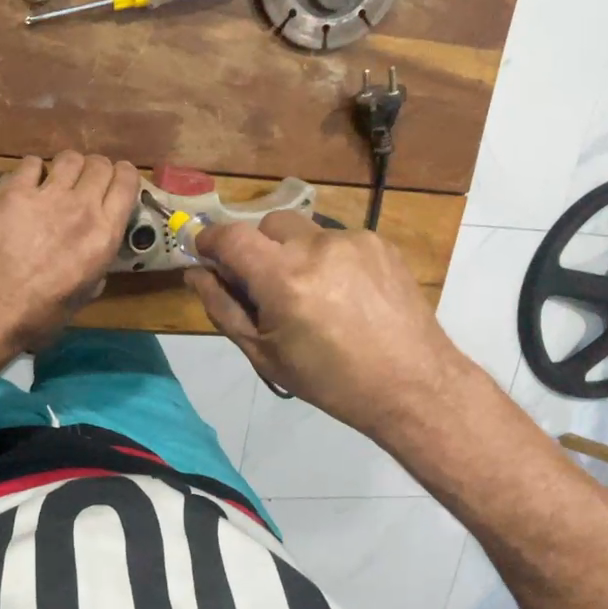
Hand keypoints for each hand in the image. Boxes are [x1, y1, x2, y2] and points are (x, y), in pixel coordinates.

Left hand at [0, 151, 139, 349]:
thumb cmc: (42, 314)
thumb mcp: (86, 294)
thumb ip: (97, 264)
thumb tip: (95, 252)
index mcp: (104, 234)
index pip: (127, 183)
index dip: (124, 176)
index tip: (116, 180)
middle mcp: (81, 207)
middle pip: (98, 165)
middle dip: (94, 170)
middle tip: (82, 183)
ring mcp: (46, 196)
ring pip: (68, 158)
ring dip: (65, 167)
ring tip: (54, 181)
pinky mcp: (12, 192)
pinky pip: (29, 164)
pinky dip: (31, 171)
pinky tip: (25, 186)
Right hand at [188, 213, 469, 432]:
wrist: (411, 384)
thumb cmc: (329, 381)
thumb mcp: (264, 354)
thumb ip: (223, 308)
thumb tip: (196, 274)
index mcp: (283, 279)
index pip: (231, 236)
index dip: (210, 240)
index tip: (204, 253)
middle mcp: (316, 247)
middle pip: (268, 224)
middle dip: (256, 247)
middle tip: (263, 285)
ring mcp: (353, 240)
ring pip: (304, 231)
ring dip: (294, 253)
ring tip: (311, 296)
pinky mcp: (380, 243)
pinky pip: (337, 240)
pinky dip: (327, 259)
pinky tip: (343, 296)